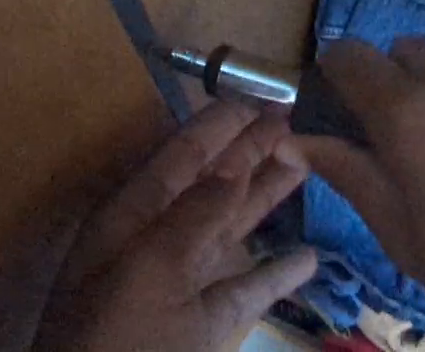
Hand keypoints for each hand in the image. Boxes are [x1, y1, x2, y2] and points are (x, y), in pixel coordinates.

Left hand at [32, 102, 317, 351]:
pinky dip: (275, 273)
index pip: (183, 154)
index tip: (262, 96)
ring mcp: (180, 287)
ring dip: (266, 196)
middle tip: (294, 119)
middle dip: (251, 150)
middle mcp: (155, 242)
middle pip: (211, 183)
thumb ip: (193, 216)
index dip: (222, 123)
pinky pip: (243, 289)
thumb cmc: (115, 344)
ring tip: (306, 164)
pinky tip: (309, 258)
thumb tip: (233, 166)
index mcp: (131, 217)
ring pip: (230, 227)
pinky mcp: (202, 330)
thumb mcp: (148, 272)